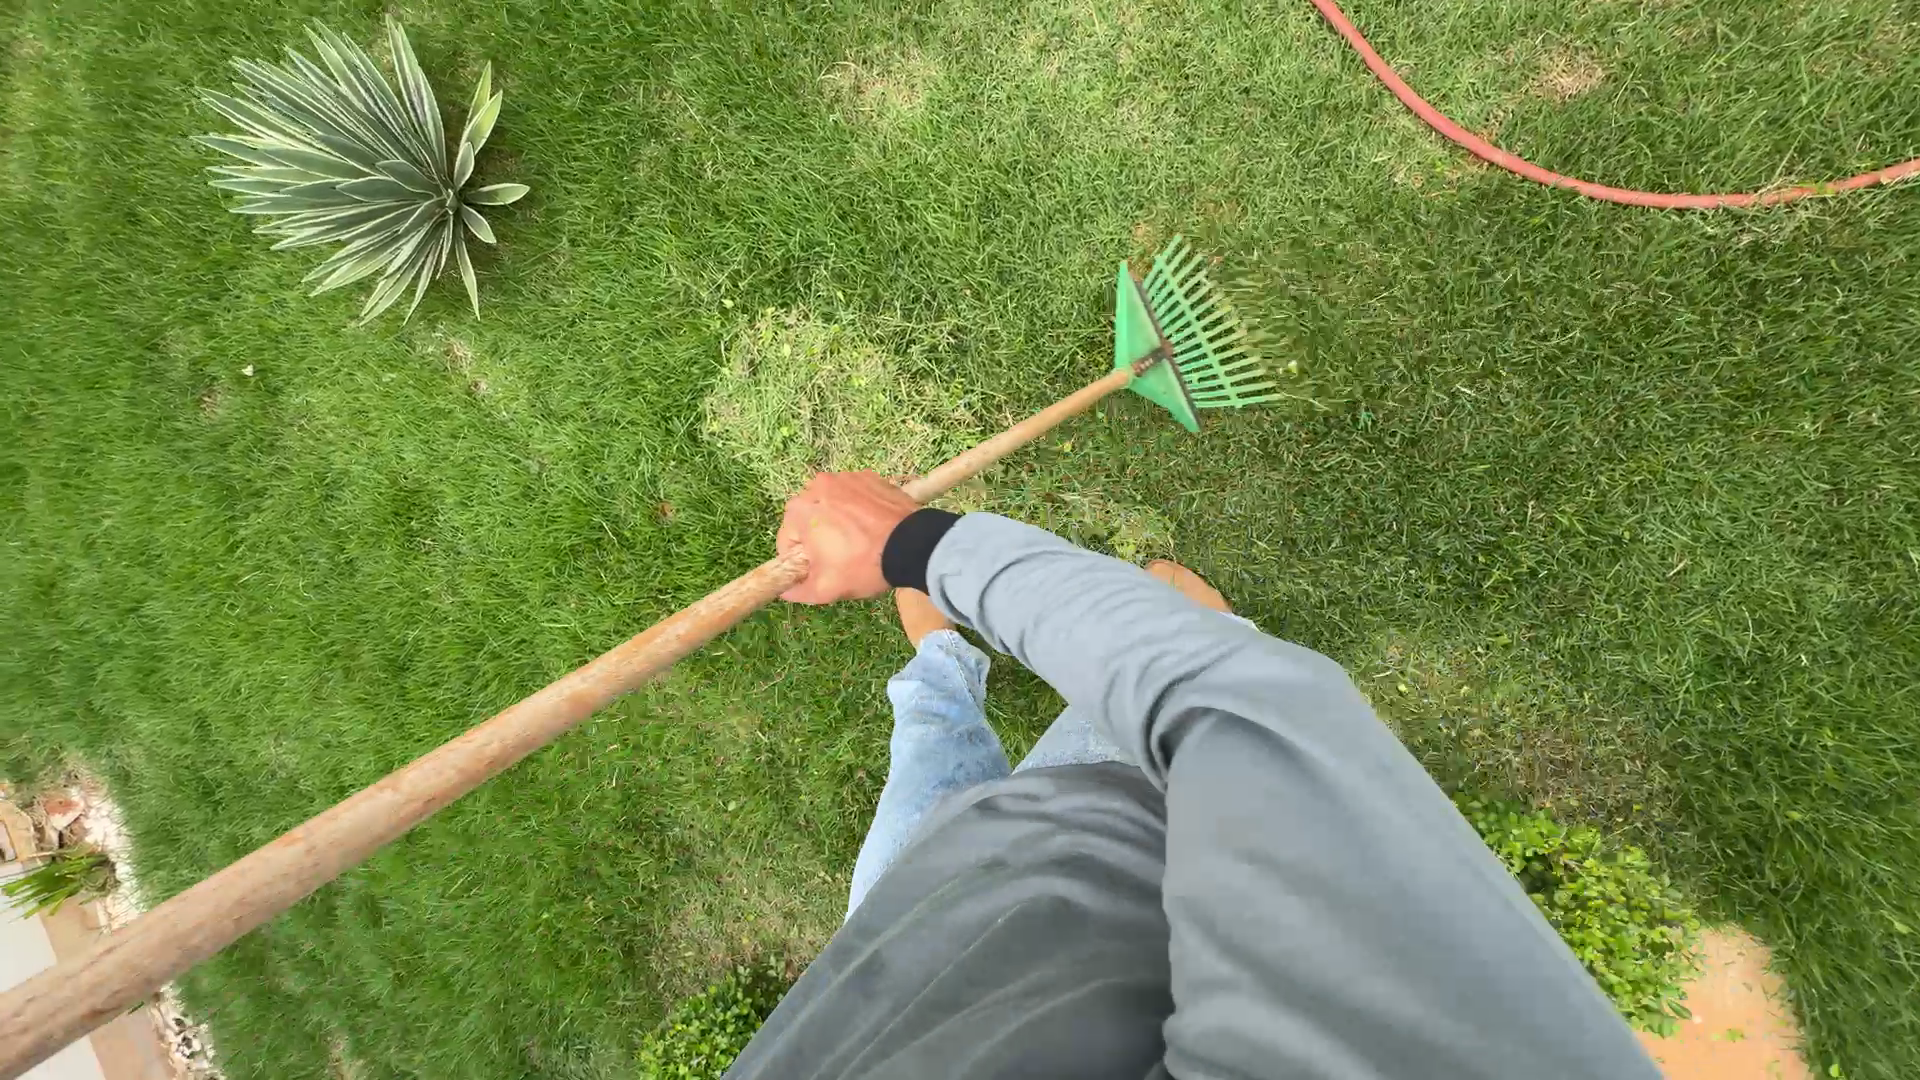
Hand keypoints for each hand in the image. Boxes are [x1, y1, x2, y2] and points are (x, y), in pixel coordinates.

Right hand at [777, 471, 918, 603]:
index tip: (822, 569)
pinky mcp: (870, 477)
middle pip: (809, 518)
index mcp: (799, 509)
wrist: (913, 545)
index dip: (802, 561)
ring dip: (839, 520)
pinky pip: (855, 496)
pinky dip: (859, 508)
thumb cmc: (863, 565)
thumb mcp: (826, 589)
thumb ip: (798, 590)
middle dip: (819, 537)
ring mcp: (846, 477)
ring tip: (861, 541)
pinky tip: (874, 526)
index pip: (788, 540)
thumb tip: (786, 590)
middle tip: (843, 556)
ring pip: (832, 505)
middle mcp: (817, 485)